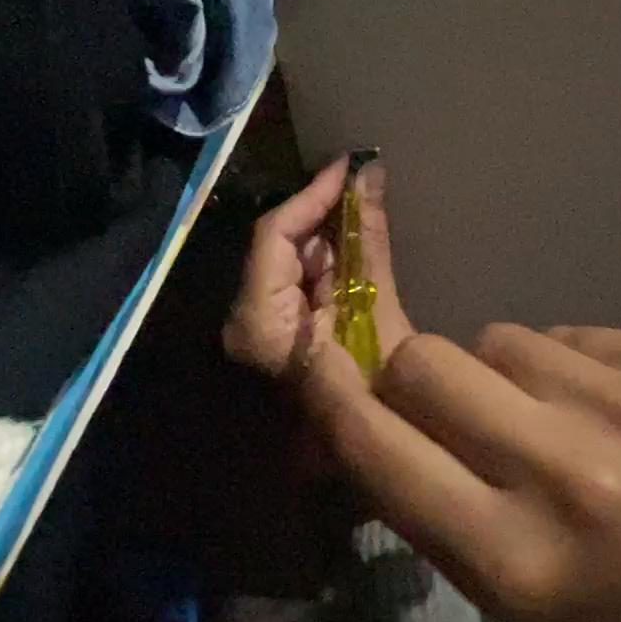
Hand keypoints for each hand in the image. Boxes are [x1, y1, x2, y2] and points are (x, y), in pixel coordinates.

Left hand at [223, 154, 413, 378]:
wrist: (361, 455)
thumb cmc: (368, 399)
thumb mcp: (374, 314)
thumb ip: (367, 242)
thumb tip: (368, 174)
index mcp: (259, 319)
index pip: (273, 235)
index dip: (311, 195)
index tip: (347, 166)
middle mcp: (246, 319)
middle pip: (281, 245)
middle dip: (324, 215)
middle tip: (365, 186)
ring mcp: (257, 328)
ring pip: (291, 262)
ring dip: (329, 238)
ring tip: (366, 212)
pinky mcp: (274, 334)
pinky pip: (299, 284)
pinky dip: (328, 266)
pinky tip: (355, 251)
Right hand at [302, 324, 620, 621]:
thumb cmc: (613, 601)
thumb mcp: (509, 593)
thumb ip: (427, 509)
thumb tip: (359, 419)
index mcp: (512, 556)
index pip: (382, 449)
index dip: (335, 396)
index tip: (317, 361)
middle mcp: (566, 477)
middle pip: (428, 363)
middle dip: (418, 375)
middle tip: (451, 401)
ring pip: (498, 337)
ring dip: (505, 372)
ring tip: (556, 417)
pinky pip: (568, 332)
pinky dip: (569, 365)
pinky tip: (611, 408)